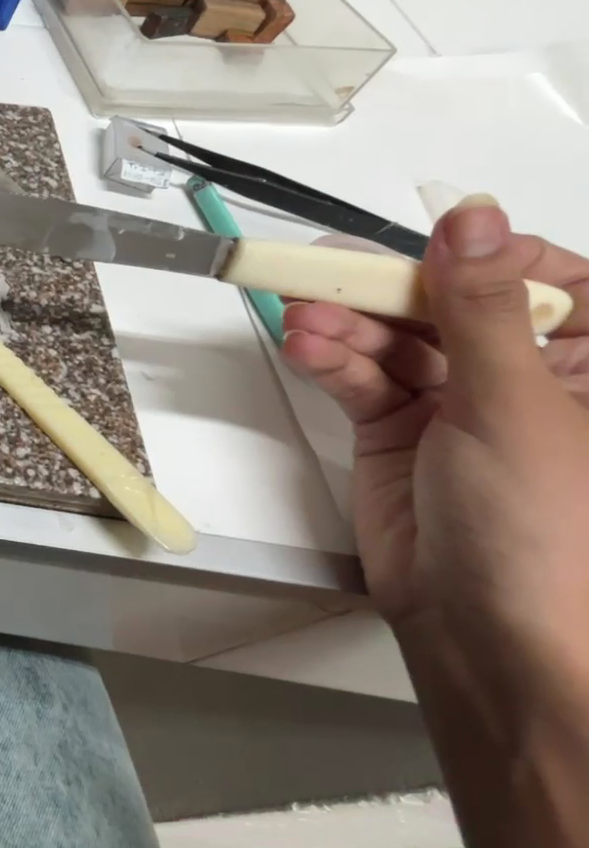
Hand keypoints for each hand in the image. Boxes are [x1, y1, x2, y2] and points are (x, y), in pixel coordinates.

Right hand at [281, 196, 588, 650]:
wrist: (485, 627)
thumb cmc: (545, 527)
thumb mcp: (517, 405)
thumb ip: (480, 310)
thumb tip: (470, 219)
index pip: (545, 281)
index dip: (480, 258)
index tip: (419, 249)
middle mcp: (531, 377)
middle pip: (450, 307)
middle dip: (386, 294)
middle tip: (320, 275)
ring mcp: (458, 404)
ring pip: (396, 341)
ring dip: (345, 329)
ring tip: (301, 320)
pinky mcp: (397, 429)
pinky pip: (361, 379)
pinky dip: (330, 362)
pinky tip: (304, 349)